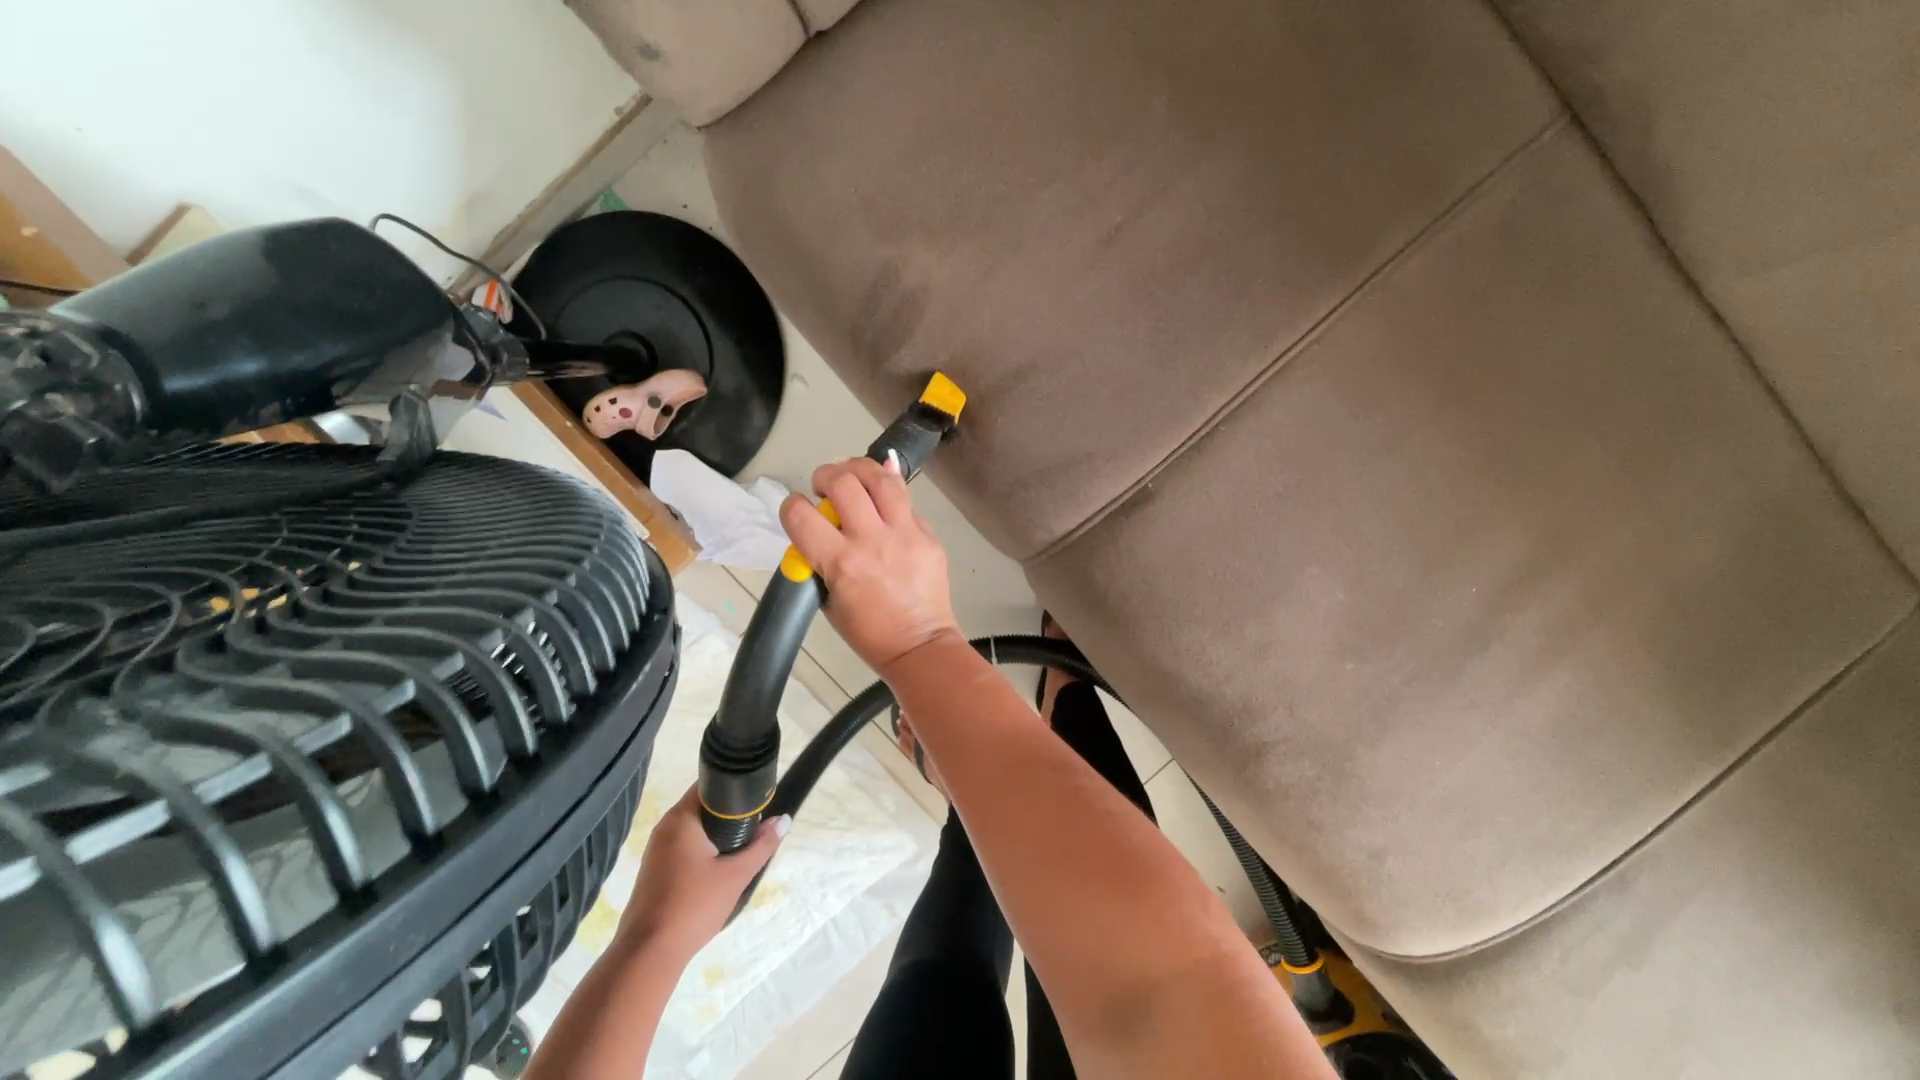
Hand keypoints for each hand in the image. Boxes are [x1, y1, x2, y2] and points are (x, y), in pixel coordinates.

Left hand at [621, 786, 786, 954]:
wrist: (649, 952)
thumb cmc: (693, 905)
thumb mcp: (736, 875)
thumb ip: (761, 845)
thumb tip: (784, 819)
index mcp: (681, 819)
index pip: (708, 785)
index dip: (734, 788)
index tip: (759, 798)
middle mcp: (665, 828)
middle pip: (702, 807)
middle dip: (729, 814)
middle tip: (757, 824)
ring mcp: (656, 850)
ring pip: (693, 829)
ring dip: (717, 834)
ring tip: (743, 846)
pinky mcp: (654, 870)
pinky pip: (684, 847)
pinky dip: (703, 849)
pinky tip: (720, 867)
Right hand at [779, 456, 963, 675]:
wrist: (919, 645)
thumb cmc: (867, 632)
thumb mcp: (827, 599)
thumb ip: (820, 559)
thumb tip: (820, 522)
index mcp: (841, 563)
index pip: (801, 514)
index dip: (791, 506)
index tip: (798, 511)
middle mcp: (873, 540)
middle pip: (842, 482)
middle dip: (824, 476)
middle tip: (824, 488)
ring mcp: (905, 534)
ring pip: (880, 478)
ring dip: (858, 469)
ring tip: (851, 478)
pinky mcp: (928, 535)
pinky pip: (906, 500)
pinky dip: (889, 492)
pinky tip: (881, 495)